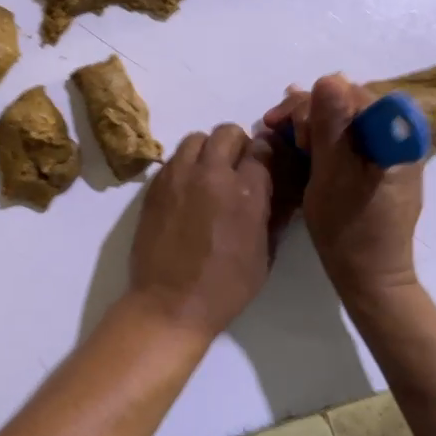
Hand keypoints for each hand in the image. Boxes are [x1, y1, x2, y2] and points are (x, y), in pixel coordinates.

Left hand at [126, 124, 284, 338]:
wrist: (170, 303)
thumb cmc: (226, 287)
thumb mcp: (264, 254)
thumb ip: (272, 214)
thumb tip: (280, 191)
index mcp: (246, 191)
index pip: (262, 149)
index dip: (265, 156)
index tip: (264, 166)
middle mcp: (212, 174)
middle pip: (227, 133)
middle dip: (237, 145)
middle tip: (237, 166)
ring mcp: (178, 176)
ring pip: (196, 138)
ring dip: (208, 150)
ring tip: (209, 173)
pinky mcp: (155, 185)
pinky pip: (174, 158)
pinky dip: (185, 164)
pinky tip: (188, 188)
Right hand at [262, 74, 424, 296]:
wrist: (371, 279)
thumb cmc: (350, 231)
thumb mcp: (332, 176)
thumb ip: (332, 126)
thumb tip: (329, 78)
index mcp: (396, 138)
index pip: (352, 94)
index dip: (313, 103)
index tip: (284, 126)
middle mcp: (398, 138)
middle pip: (349, 103)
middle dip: (308, 111)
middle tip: (277, 131)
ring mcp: (389, 152)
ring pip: (345, 119)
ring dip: (311, 122)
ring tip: (281, 134)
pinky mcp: (377, 165)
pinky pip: (348, 138)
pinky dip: (321, 137)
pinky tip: (299, 141)